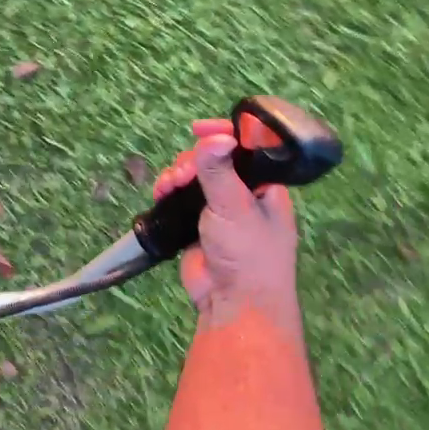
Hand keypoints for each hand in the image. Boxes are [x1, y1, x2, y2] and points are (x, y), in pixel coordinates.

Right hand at [153, 120, 301, 333]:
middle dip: (192, 160)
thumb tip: (216, 135)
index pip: (248, 149)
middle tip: (183, 175)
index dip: (225, 134)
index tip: (199, 128)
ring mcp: (220, 211)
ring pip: (194, 178)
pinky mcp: (198, 224)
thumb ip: (220, 170)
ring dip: (176, 175)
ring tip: (168, 188)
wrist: (233, 301)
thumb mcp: (234, 206)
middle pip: (214, 160)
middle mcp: (245, 196)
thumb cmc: (248, 252)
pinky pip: (180, 197)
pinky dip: (168, 192)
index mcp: (267, 189)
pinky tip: (161, 196)